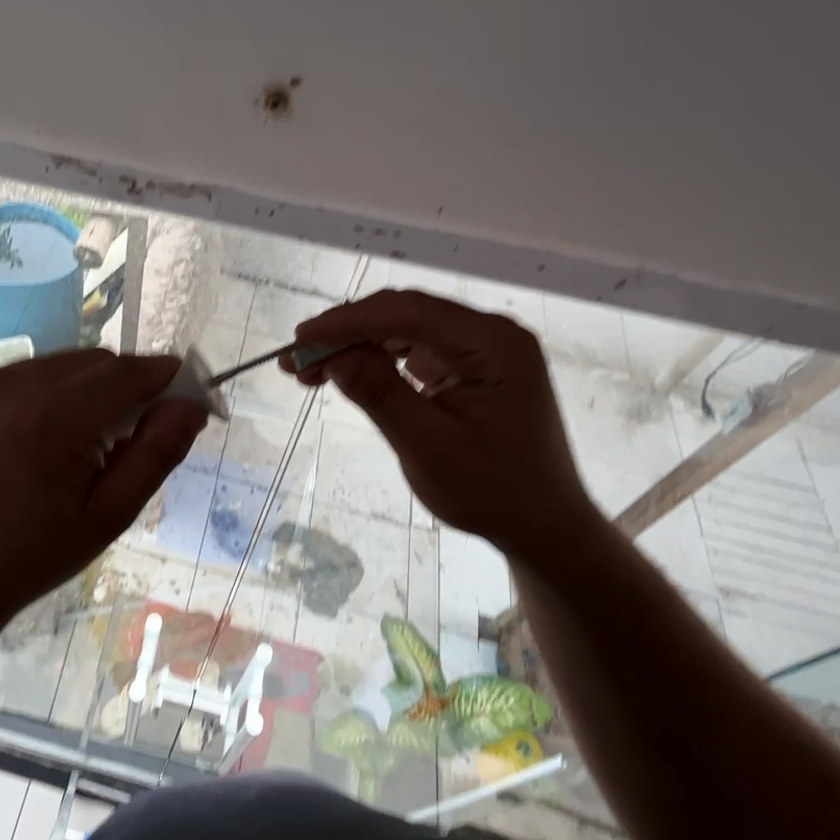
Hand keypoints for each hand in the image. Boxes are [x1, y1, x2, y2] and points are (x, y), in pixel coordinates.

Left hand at [0, 349, 207, 630]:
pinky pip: (15, 375)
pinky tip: (27, 440)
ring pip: (55, 364)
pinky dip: (36, 394)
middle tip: (123, 437)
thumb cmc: (31, 558)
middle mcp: (12, 384)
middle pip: (93, 361)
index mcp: (54, 417)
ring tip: (70, 443)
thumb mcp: (109, 516)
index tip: (182, 396)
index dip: (163, 378)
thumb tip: (191, 406)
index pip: (129, 371)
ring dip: (78, 389)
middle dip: (121, 387)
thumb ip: (157, 454)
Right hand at [285, 289, 597, 558]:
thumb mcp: (429, 446)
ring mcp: (482, 349)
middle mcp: (491, 334)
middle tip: (296, 361)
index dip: (349, 321)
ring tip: (309, 371)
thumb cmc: (494, 492)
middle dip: (347, 333)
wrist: (543, 527)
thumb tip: (332, 355)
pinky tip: (346, 374)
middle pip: (405, 316)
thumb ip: (380, 394)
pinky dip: (377, 361)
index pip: (409, 313)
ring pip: (404, 330)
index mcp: (494, 344)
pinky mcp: (471, 367)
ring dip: (357, 346)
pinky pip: (415, 351)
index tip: (301, 339)